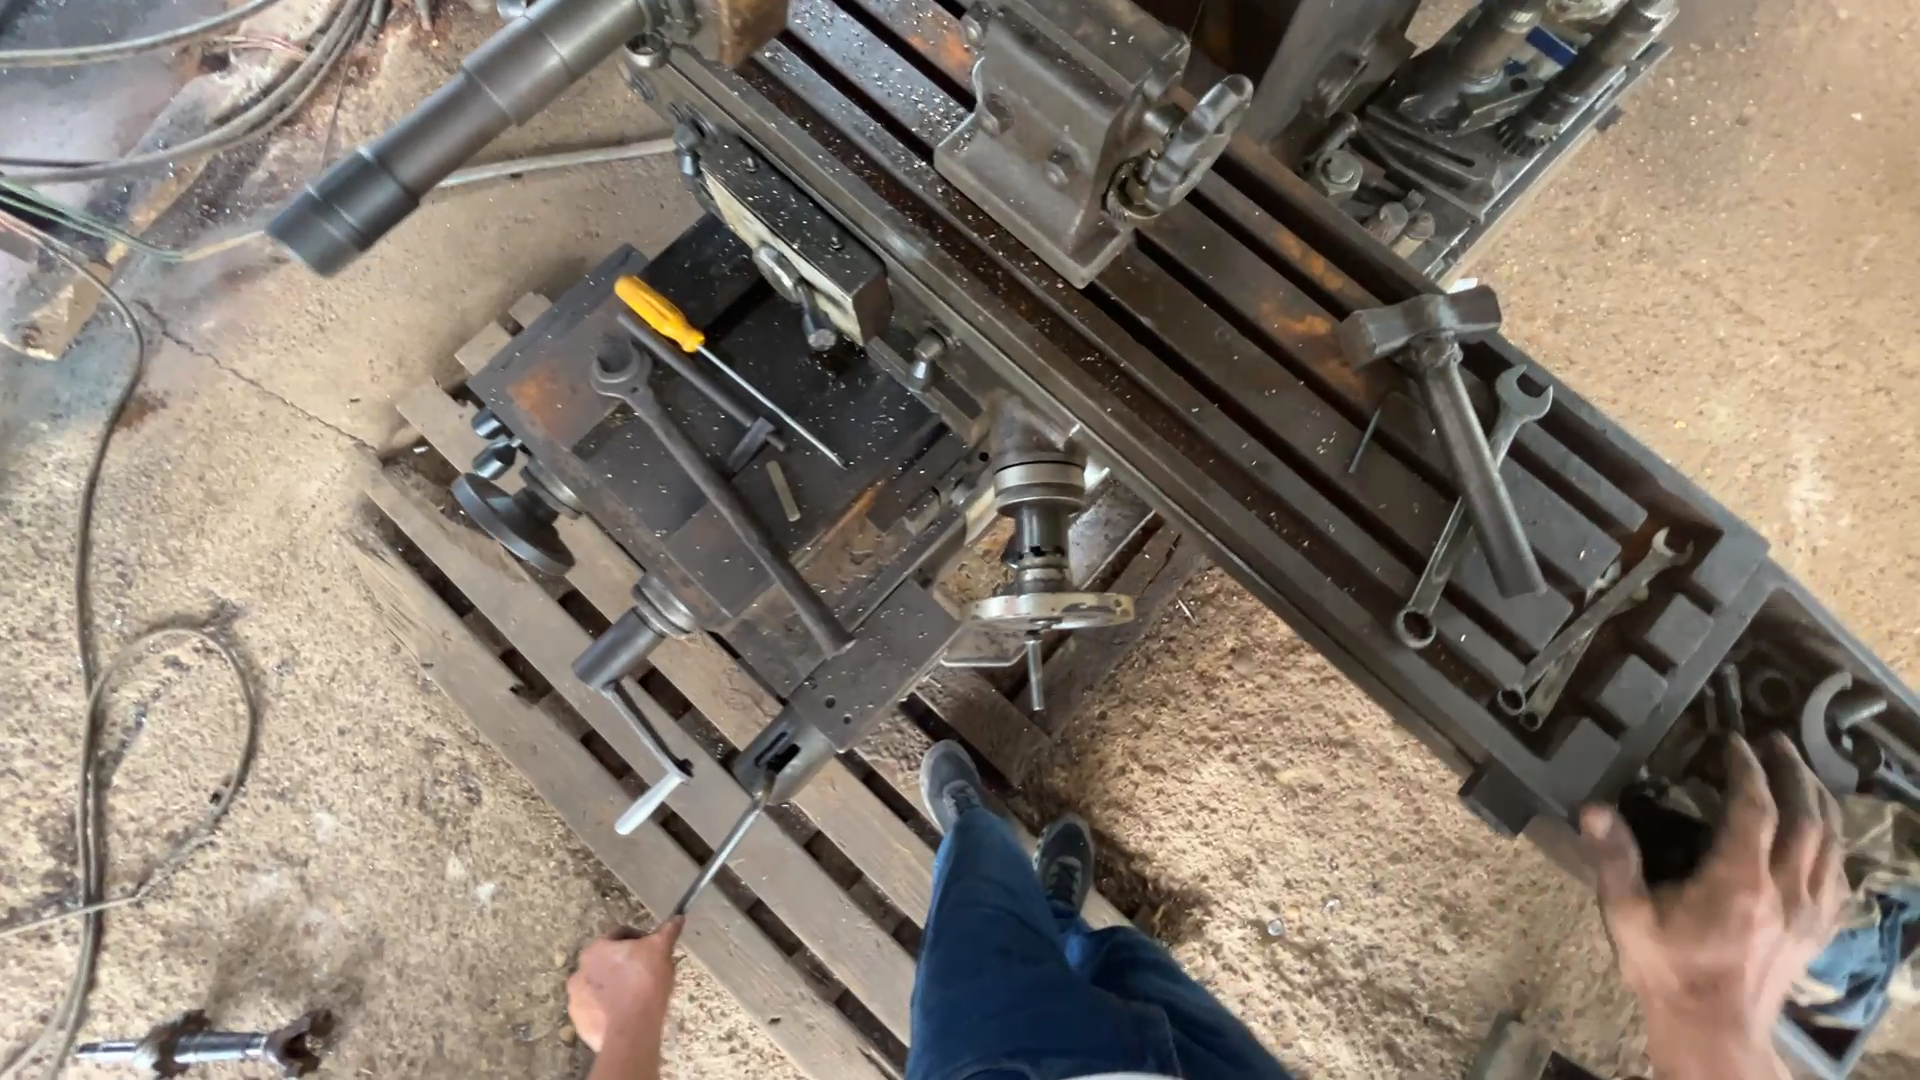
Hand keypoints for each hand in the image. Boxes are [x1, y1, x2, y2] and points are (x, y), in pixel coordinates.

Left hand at [567, 919, 683, 1057]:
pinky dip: (609, 1009)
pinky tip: (627, 1012)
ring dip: (615, 986)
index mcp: (595, 950)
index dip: (639, 938)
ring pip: (600, 987)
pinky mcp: (581, 1024)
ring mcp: (576, 1002)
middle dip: (625, 964)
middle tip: (646, 971)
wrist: (633, 1029)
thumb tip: (677, 917)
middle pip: (607, 961)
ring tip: (637, 994)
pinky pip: (597, 1011)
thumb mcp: (661, 948)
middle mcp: (579, 973)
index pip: (619, 935)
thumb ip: (668, 930)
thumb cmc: (644, 980)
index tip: (653, 949)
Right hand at [1581, 733, 1847, 1078]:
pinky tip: (1819, 838)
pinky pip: (1839, 877)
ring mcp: (1810, 914)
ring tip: (1799, 776)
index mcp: (1739, 883)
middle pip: (1807, 821)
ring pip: (1832, 846)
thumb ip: (1614, 858)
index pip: (1754, 811)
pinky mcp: (1818, 930)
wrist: (1713, 1027)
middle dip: (1794, 776)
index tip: (1731, 741)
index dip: (1746, 770)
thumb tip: (1594, 807)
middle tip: (1774, 744)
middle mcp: (1786, 892)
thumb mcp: (1625, 912)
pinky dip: (1831, 844)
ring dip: (1819, 804)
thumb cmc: (1664, 966)